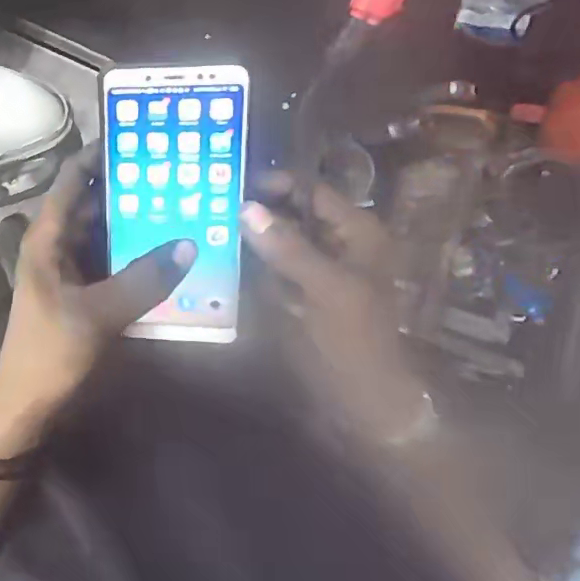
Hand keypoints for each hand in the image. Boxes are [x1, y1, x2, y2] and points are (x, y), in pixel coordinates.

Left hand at [0, 153, 195, 453]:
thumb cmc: (49, 353)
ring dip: (139, 220)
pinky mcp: (86, 291)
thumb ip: (143, 280)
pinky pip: (115, 260)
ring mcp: (72, 269)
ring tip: (184, 201)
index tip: (141, 137)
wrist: (27, 405)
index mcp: (47, 238)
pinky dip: (139, 253)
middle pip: (96, 203)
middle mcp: (59, 245)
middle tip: (178, 170)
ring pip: (108, 232)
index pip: (72, 180)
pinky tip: (172, 249)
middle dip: (132, 187)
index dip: (100, 154)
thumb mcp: (97, 315)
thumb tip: (189, 244)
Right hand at [240, 172, 430, 435]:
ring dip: (253, 236)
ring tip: (213, 225)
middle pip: (296, 214)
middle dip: (261, 209)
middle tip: (216, 202)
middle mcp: (339, 244)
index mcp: (358, 232)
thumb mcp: (325, 287)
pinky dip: (255, 262)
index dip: (278, 185)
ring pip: (282, 240)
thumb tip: (246, 207)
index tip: (235, 183)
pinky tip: (225, 258)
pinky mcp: (303, 293)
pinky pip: (276, 267)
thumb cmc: (355, 337)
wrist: (367, 397)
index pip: (314, 192)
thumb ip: (287, 246)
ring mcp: (320, 269)